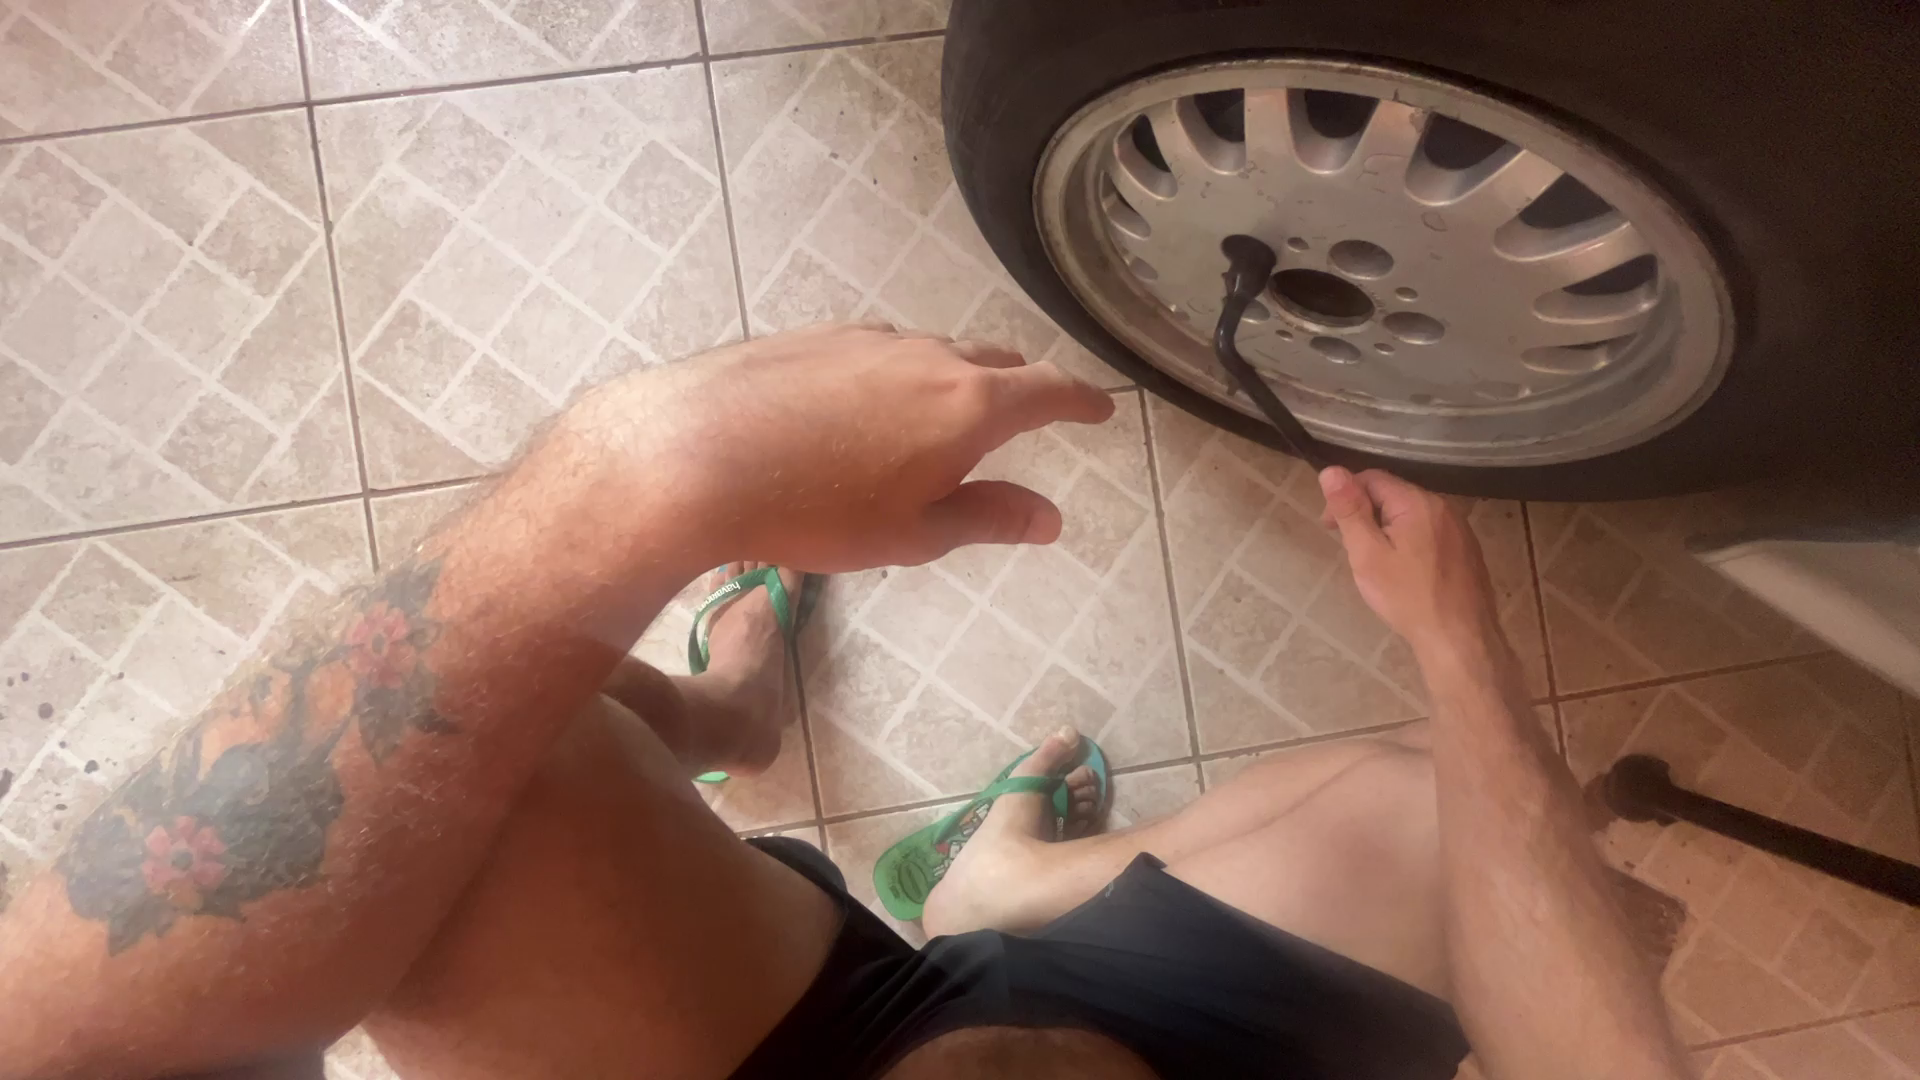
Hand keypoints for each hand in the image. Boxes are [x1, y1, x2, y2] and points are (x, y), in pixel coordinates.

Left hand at [568, 323, 1115, 572]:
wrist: (697, 456)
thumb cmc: (819, 512)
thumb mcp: (914, 532)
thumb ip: (989, 517)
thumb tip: (1052, 519)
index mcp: (968, 404)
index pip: (1048, 390)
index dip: (1081, 400)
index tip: (1100, 409)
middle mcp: (928, 355)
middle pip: (995, 360)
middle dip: (1020, 387)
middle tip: (1026, 414)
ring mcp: (870, 338)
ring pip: (935, 353)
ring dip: (956, 379)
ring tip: (943, 415)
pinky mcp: (817, 335)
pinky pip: (882, 352)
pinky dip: (899, 375)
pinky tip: (867, 406)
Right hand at [1317, 466, 1500, 653]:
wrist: (1458, 638)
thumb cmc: (1406, 596)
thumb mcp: (1367, 553)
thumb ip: (1349, 510)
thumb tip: (1330, 471)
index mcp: (1417, 503)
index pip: (1372, 478)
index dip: (1344, 497)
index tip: (1330, 528)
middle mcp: (1443, 507)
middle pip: (1392, 494)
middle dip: (1363, 513)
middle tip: (1349, 548)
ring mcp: (1458, 528)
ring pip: (1409, 513)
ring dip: (1384, 527)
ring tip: (1372, 560)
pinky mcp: (1465, 548)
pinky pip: (1426, 531)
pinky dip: (1406, 540)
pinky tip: (1400, 568)